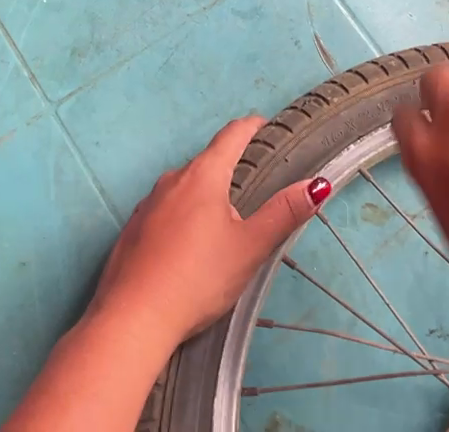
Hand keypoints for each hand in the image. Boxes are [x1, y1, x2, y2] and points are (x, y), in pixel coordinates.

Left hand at [84, 116, 331, 346]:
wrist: (130, 322)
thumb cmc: (197, 279)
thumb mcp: (250, 247)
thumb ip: (284, 213)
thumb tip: (318, 184)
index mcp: (203, 175)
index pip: (232, 134)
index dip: (253, 127)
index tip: (268, 128)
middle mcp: (172, 181)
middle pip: (208, 161)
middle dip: (232, 167)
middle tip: (257, 185)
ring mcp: (146, 206)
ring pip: (184, 188)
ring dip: (205, 194)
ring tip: (225, 220)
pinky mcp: (130, 232)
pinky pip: (163, 212)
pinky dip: (181, 217)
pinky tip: (187, 247)